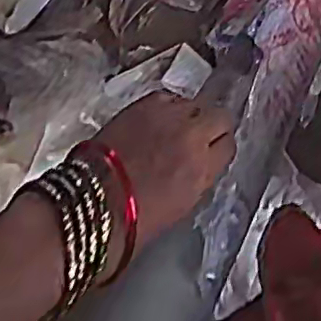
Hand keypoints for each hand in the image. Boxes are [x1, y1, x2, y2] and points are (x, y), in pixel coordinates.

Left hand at [92, 92, 234, 258]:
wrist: (92, 202)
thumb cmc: (132, 222)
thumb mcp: (181, 205)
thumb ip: (198, 176)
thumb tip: (200, 163)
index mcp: (203, 168)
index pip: (228, 144)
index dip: (218, 148)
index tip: (210, 152)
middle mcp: (194, 136)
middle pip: (220, 116)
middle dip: (212, 125)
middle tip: (196, 137)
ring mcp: (172, 115)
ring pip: (195, 104)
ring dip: (188, 116)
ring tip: (170, 129)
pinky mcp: (148, 101)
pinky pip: (170, 98)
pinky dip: (166, 108)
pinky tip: (153, 122)